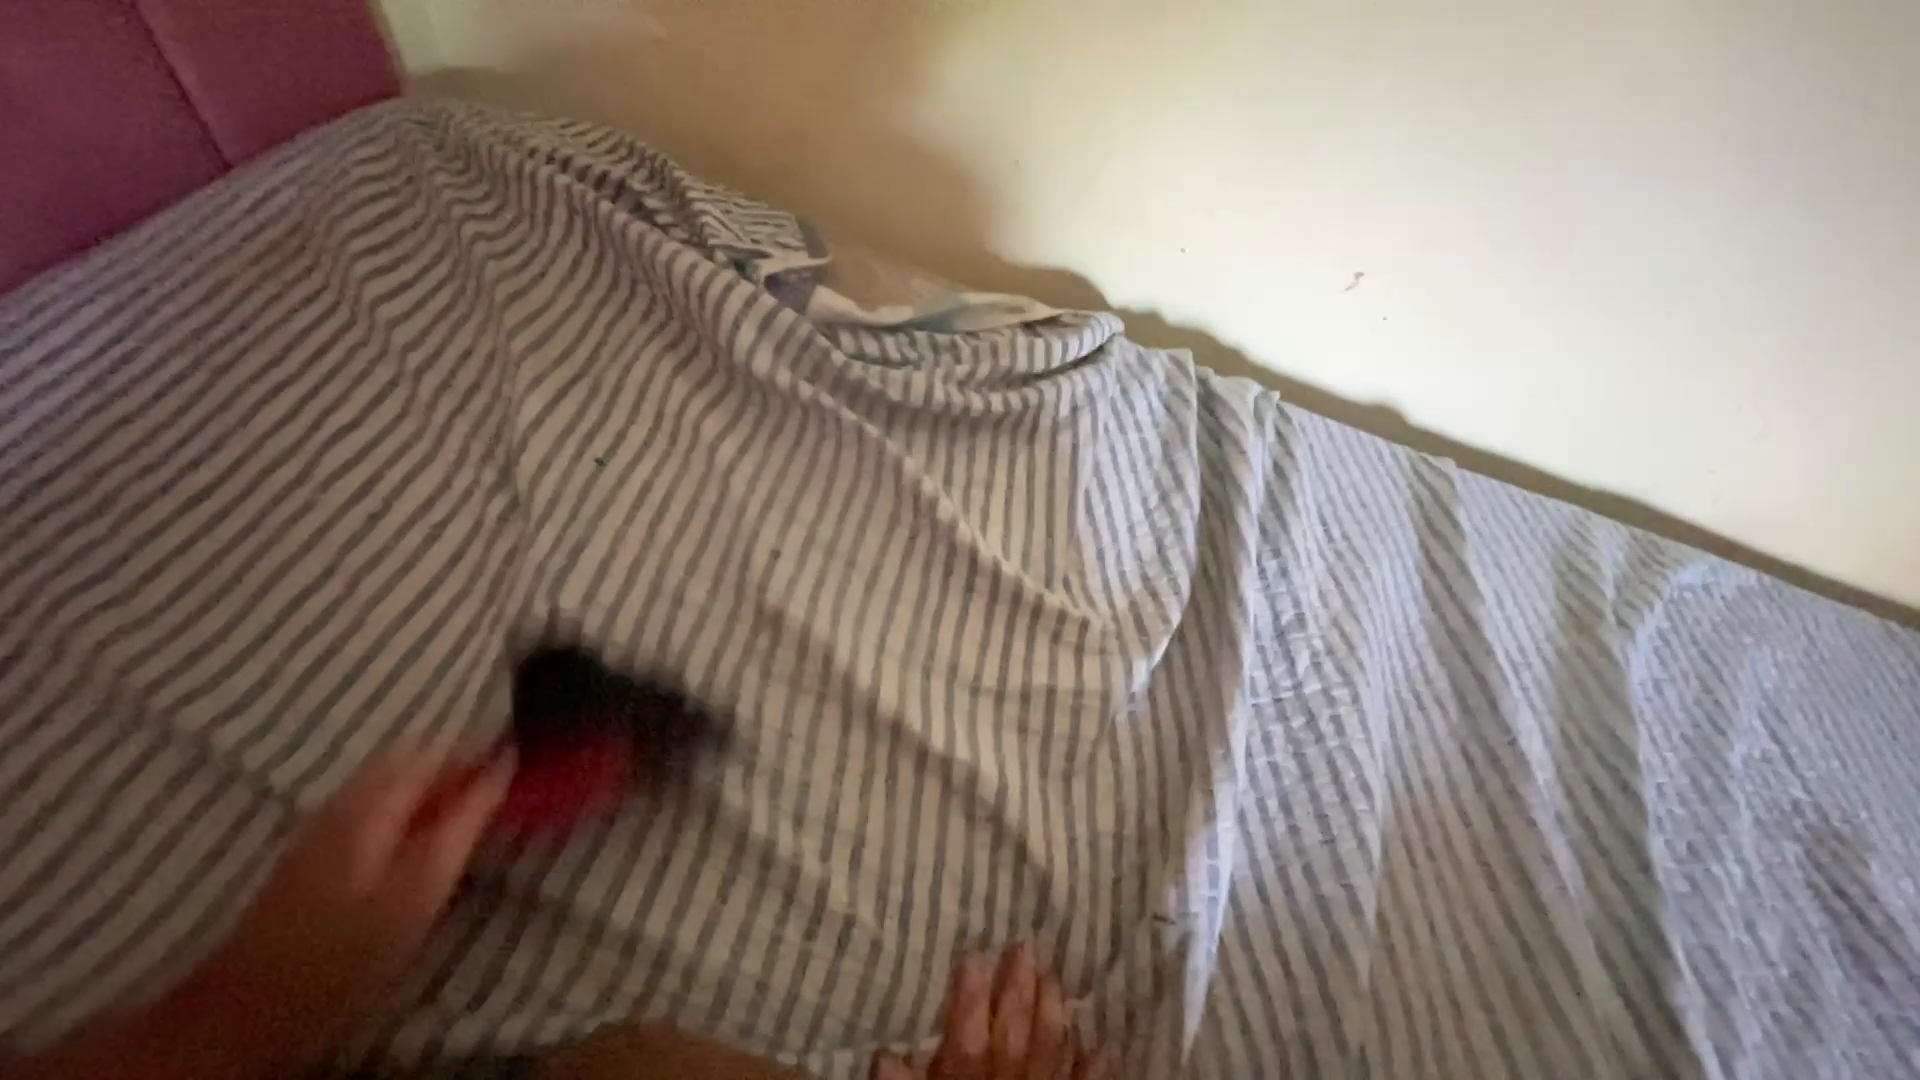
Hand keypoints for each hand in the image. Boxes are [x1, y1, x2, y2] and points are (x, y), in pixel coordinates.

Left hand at [187, 747, 515, 1069]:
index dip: (483, 752)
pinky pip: (374, 804)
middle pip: (412, 759)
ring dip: (433, 790)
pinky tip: (420, 842)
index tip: (521, 767)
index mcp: (374, 798)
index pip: (439, 748)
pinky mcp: (313, 849)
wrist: (255, 1007)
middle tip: (496, 797)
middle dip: (458, 768)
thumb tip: (506, 764)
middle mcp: (346, 797)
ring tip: (466, 820)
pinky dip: (407, 809)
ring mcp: (323, 822)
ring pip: (391, 782)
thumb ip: (468, 817)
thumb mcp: (426, 882)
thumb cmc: (353, 944)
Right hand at [870, 943, 1103, 1079]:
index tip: (974, 953)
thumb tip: (884, 1054)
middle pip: (1014, 1039)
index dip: (970, 997)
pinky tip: (1098, 1043)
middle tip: (1025, 945)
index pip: (967, 1040)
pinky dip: (1091, 1070)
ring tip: (1055, 975)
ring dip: (1054, 1014)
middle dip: (1019, 990)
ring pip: (1051, 1056)